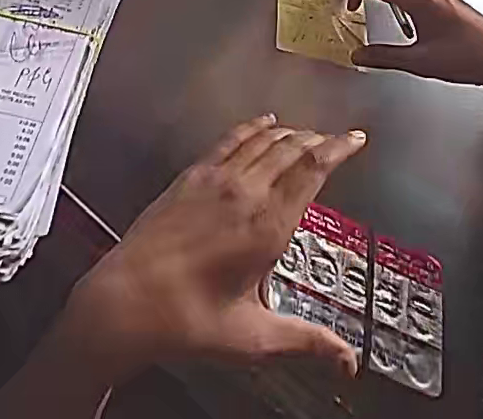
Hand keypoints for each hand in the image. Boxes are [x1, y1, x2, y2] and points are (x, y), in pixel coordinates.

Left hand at [55, 115, 369, 380]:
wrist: (126, 301)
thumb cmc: (189, 321)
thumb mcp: (254, 337)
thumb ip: (305, 340)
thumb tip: (346, 361)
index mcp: (268, 225)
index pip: (314, 169)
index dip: (340, 149)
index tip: (356, 139)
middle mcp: (247, 192)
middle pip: (294, 148)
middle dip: (321, 139)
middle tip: (337, 140)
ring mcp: (219, 178)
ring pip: (266, 140)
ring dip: (292, 133)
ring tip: (308, 133)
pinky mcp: (194, 174)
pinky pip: (232, 138)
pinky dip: (254, 126)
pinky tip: (264, 122)